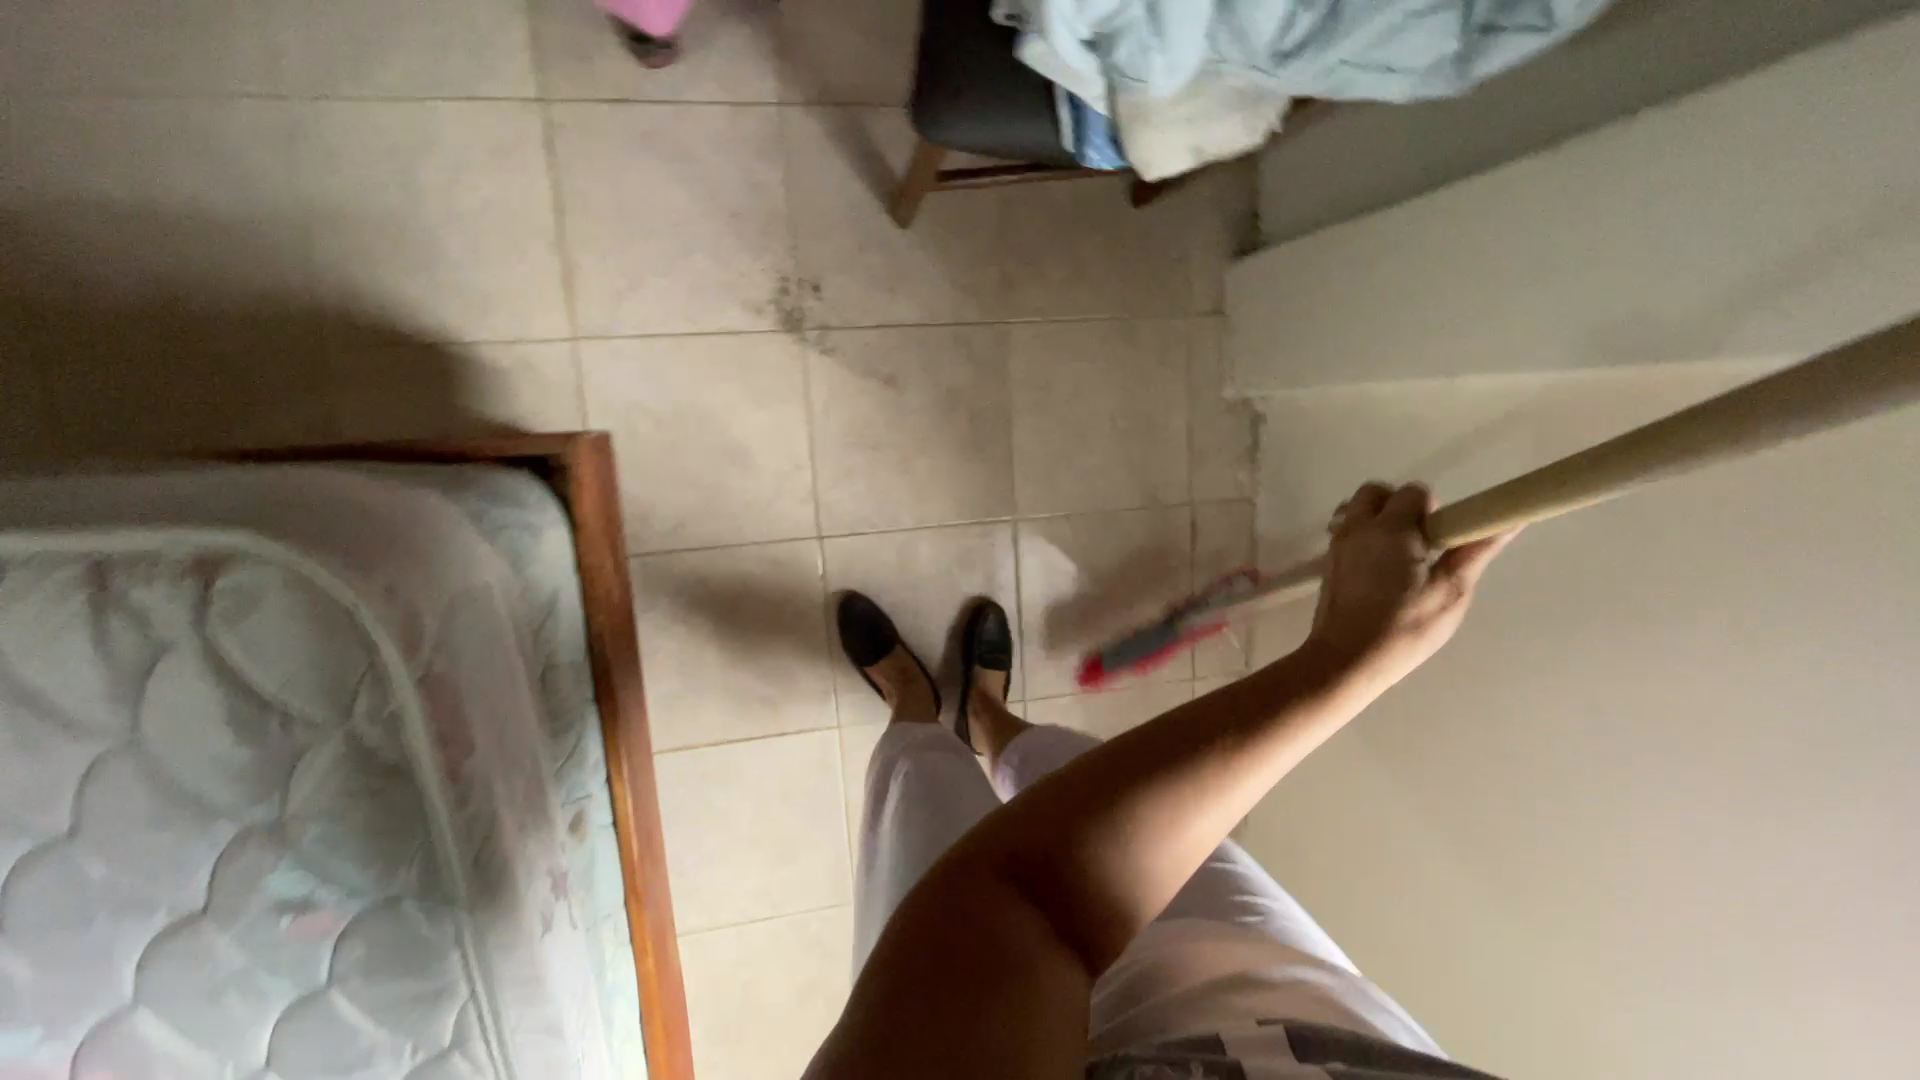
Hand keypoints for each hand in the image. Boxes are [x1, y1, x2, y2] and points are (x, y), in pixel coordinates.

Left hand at [1306, 481, 1517, 690]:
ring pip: (1355, 511)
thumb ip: (1475, 551)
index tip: (1440, 540)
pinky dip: (1363, 539)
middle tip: (1420, 544)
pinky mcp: (1327, 563)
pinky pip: (1346, 534)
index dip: (1432, 510)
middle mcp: (1356, 529)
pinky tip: (1379, 573)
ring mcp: (1336, 545)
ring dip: (1378, 520)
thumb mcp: (1451, 592)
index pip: (1413, 492)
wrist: (1346, 658)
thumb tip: (1508, 521)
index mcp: (1389, 529)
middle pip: (1376, 493)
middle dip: (1400, 506)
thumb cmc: (1404, 628)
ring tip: (1399, 558)